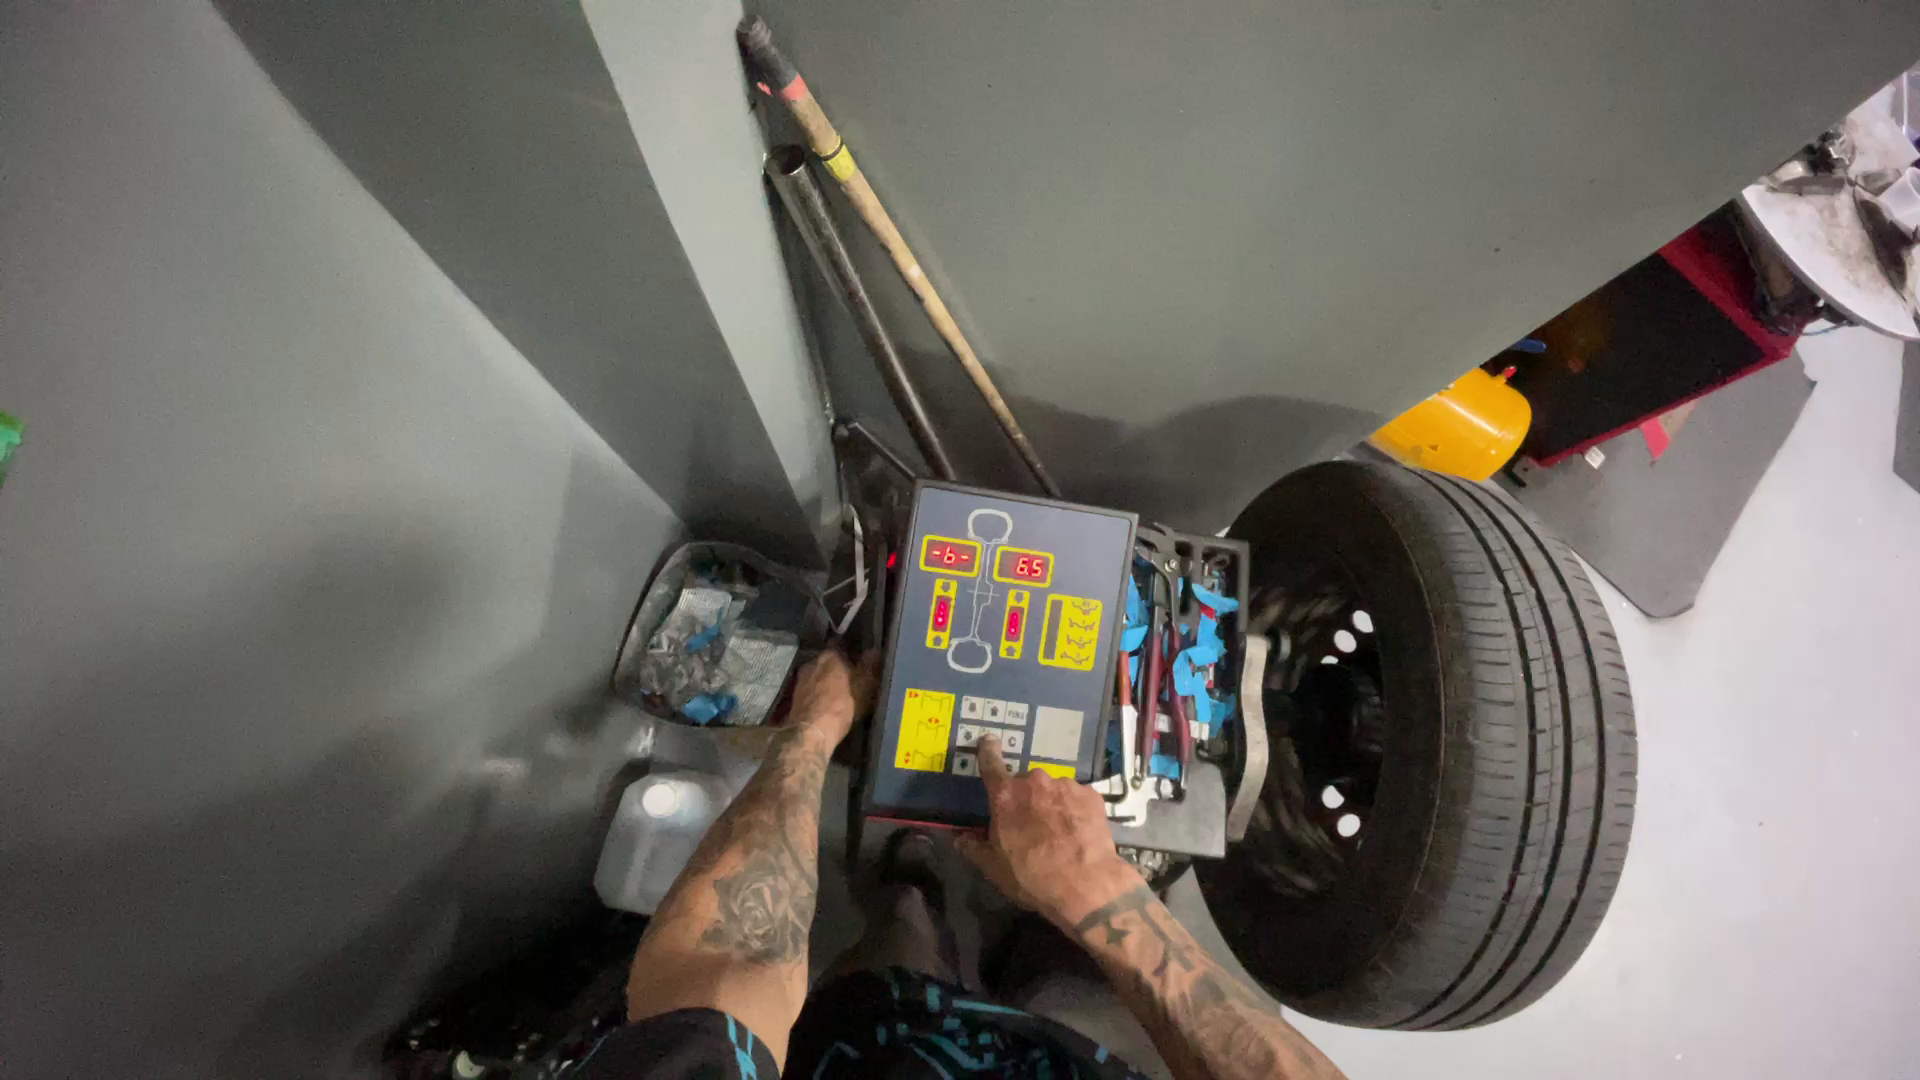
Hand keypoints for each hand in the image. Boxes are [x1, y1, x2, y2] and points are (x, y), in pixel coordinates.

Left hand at [786, 647, 873, 748]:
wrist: (810, 733)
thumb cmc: (840, 707)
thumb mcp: (863, 688)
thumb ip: (869, 667)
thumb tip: (875, 651)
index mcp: (831, 655)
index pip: (843, 646)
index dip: (853, 653)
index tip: (861, 661)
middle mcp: (812, 661)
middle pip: (829, 660)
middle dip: (839, 667)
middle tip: (852, 677)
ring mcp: (801, 678)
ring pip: (818, 674)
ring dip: (827, 679)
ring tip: (839, 691)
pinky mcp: (794, 695)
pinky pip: (811, 687)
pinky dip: (818, 691)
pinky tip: (825, 702)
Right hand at [957, 735, 1142, 928]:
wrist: (1085, 885)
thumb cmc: (1032, 876)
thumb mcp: (994, 868)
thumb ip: (974, 847)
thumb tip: (960, 837)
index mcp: (1006, 795)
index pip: (990, 763)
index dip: (988, 750)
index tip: (988, 740)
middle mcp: (1034, 781)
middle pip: (1026, 783)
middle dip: (1026, 798)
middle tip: (1032, 824)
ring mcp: (1065, 785)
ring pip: (1053, 789)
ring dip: (1052, 803)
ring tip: (1060, 832)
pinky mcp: (1090, 794)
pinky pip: (1077, 797)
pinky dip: (1075, 810)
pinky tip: (1078, 832)